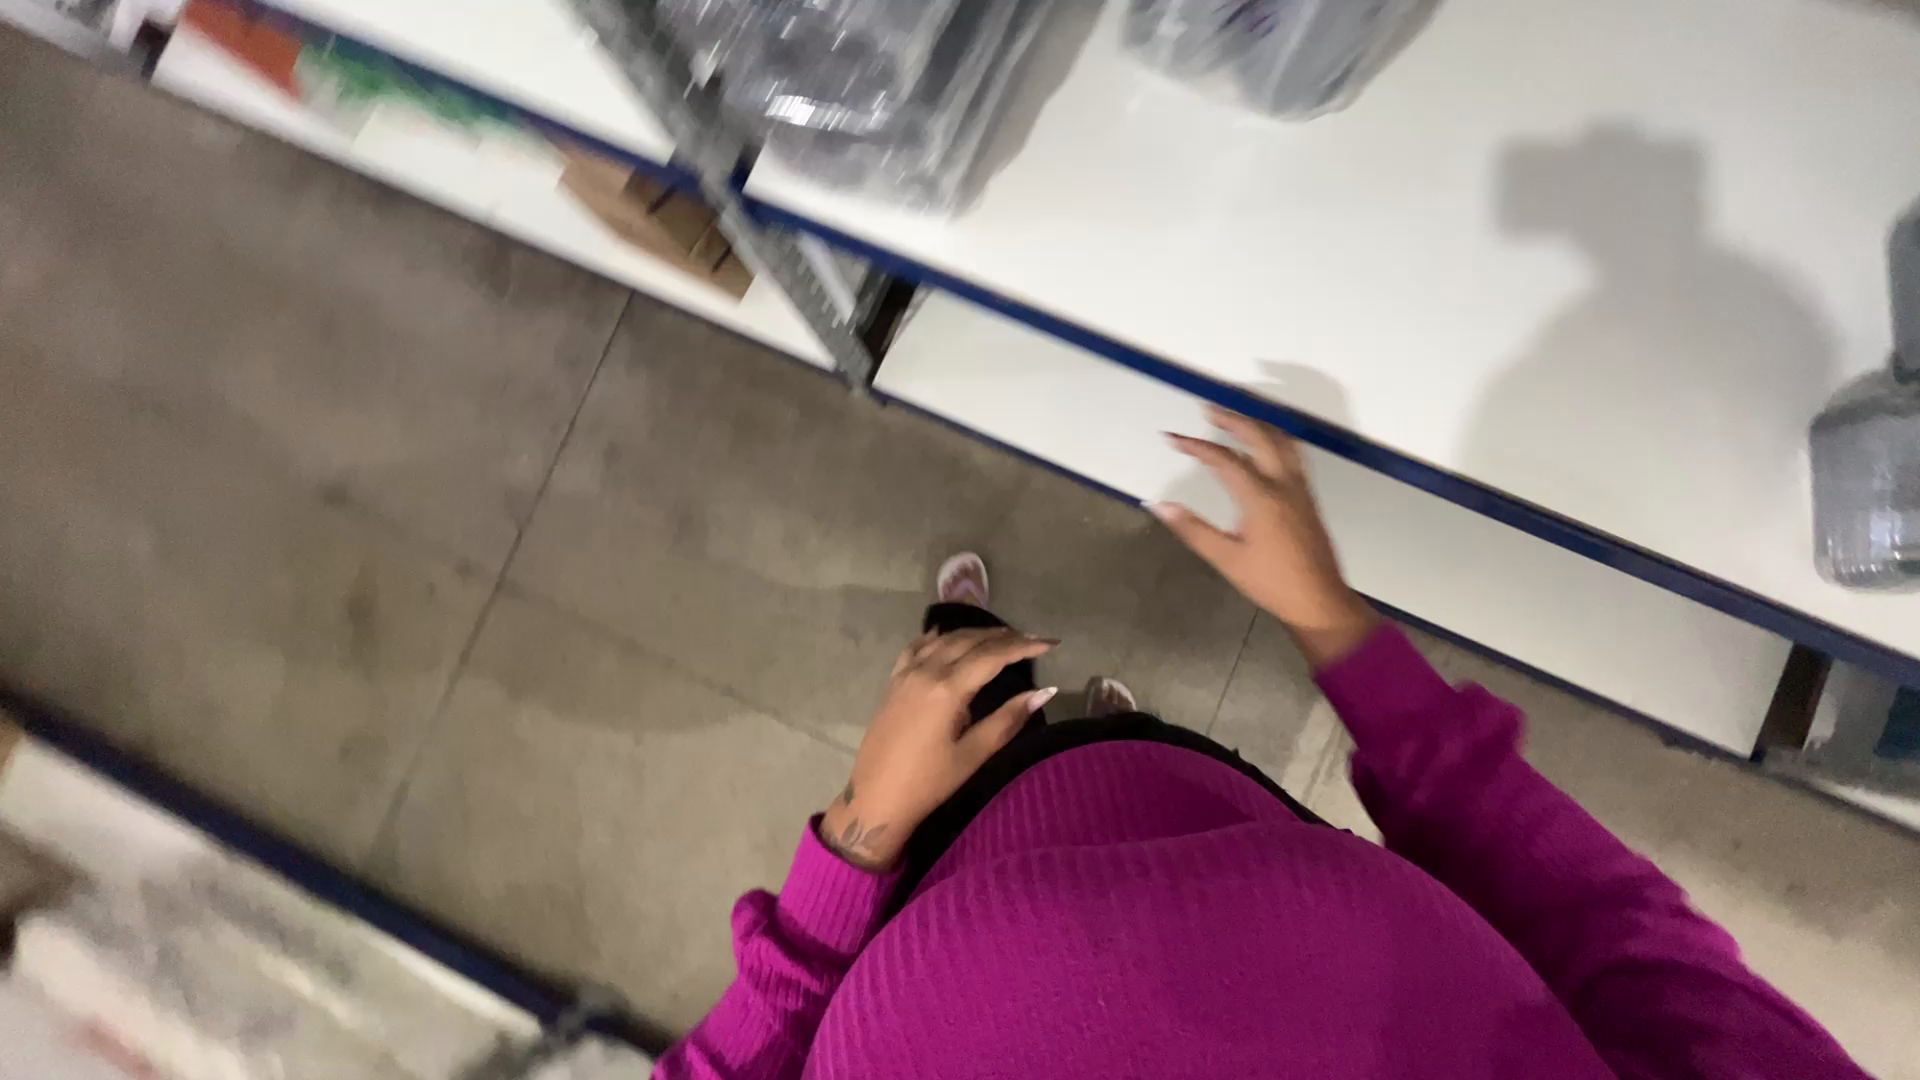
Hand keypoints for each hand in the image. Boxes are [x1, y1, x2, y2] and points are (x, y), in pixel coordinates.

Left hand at [820, 628, 1058, 870]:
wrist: (875, 798)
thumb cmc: (928, 783)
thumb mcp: (973, 755)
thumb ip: (1008, 719)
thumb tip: (1044, 692)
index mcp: (947, 688)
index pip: (993, 655)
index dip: (1023, 647)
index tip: (1049, 645)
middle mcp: (926, 670)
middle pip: (970, 641)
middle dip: (1003, 636)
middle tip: (1032, 639)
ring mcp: (906, 673)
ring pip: (945, 639)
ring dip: (975, 634)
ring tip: (1001, 636)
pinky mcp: (893, 682)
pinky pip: (918, 647)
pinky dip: (938, 638)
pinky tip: (945, 635)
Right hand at [1153, 406, 1378, 669]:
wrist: (1319, 600)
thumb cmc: (1270, 582)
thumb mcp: (1225, 558)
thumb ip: (1192, 529)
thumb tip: (1159, 505)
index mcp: (1261, 498)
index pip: (1224, 460)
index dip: (1196, 446)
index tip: (1172, 438)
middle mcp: (1284, 484)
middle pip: (1259, 437)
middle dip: (1232, 419)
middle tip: (1207, 410)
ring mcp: (1300, 488)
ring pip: (1282, 441)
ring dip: (1257, 424)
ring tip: (1235, 419)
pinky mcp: (1307, 497)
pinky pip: (1292, 454)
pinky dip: (1273, 439)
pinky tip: (1263, 446)